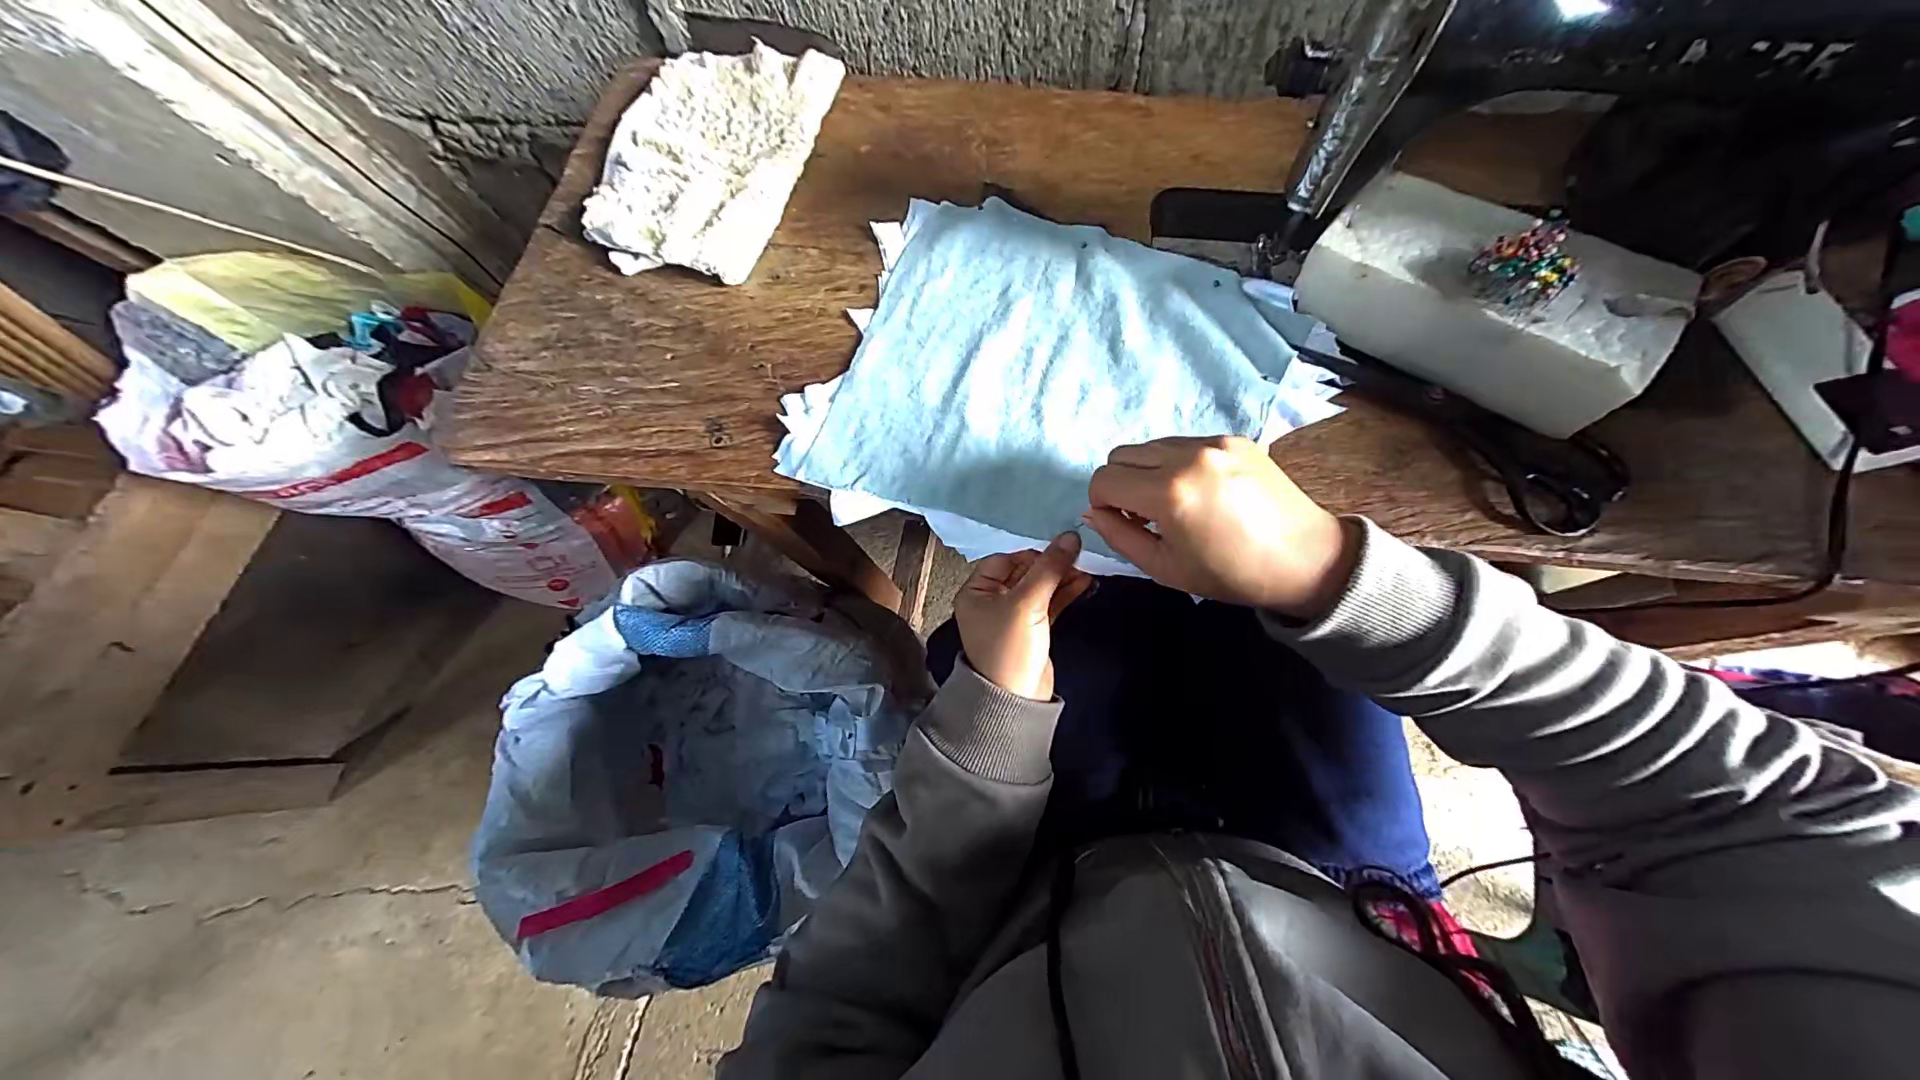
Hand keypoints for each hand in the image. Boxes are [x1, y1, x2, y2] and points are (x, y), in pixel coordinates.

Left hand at [953, 531, 1093, 699]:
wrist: (1015, 700)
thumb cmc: (1009, 648)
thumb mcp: (1027, 603)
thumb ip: (1050, 568)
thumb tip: (1070, 536)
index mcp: (976, 592)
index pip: (1005, 559)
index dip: (1031, 554)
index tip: (1058, 552)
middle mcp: (991, 601)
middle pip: (1024, 572)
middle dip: (1051, 566)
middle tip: (1078, 558)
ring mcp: (1013, 616)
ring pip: (1039, 588)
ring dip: (1062, 578)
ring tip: (1087, 569)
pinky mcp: (1032, 629)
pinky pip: (1048, 604)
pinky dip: (1064, 594)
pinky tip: (1084, 583)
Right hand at [1083, 436, 1357, 618]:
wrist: (1306, 559)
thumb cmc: (1230, 574)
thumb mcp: (1163, 567)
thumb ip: (1119, 536)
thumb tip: (1094, 512)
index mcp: (1168, 493)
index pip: (1104, 479)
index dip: (1102, 503)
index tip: (1121, 522)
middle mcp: (1187, 456)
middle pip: (1121, 454)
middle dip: (1120, 484)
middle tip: (1144, 514)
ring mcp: (1213, 442)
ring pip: (1150, 445)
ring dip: (1147, 471)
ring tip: (1174, 503)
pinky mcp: (1233, 438)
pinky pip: (1183, 443)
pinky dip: (1176, 464)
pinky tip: (1200, 492)